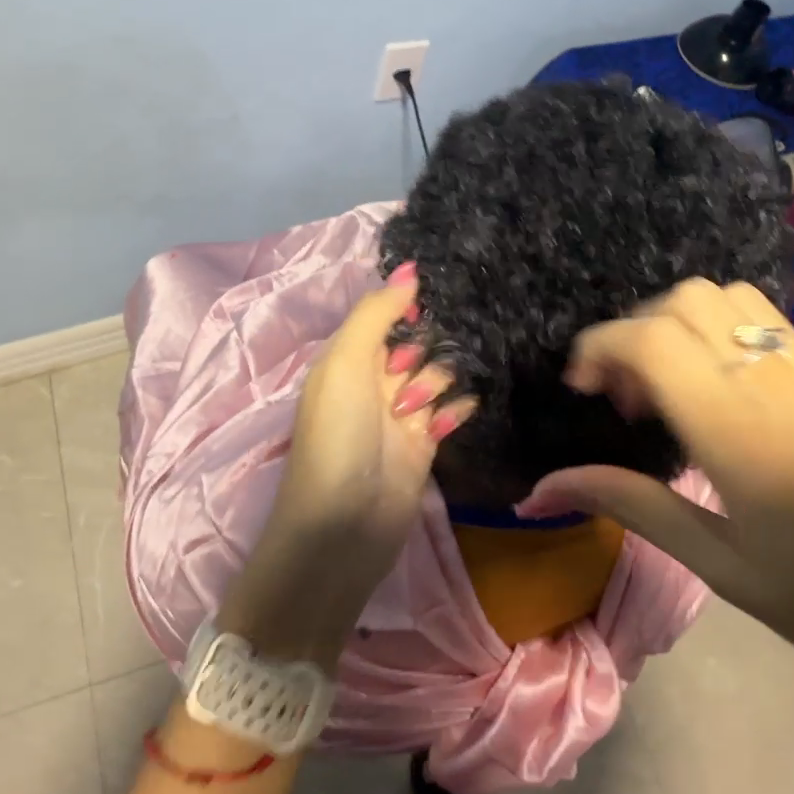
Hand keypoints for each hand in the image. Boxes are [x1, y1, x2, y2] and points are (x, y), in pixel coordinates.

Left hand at [216, 263, 473, 670]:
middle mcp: (373, 380)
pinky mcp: (425, 443)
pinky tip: (449, 420)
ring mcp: (401, 413)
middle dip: (426, 349)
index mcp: (347, 357)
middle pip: (418, 342)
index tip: (439, 298)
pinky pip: (452, 409)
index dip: (409, 307)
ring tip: (418, 411)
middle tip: (412, 376)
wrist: (344, 525)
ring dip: (438, 382)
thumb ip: (377, 314)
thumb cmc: (336, 436)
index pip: (386, 315)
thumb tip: (411, 268)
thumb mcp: (345, 364)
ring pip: (439, 373)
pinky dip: (456, 409)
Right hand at [517, 278, 793, 780]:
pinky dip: (720, 334)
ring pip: (732, 298)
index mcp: (743, 430)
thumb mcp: (723, 568)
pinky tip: (719, 400)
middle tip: (624, 398)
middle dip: (634, 329)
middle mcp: (779, 383)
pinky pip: (767, 325)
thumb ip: (633, 506)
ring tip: (669, 392)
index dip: (598, 345)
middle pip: (689, 298)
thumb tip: (542, 487)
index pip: (653, 337)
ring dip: (679, 324)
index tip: (579, 388)